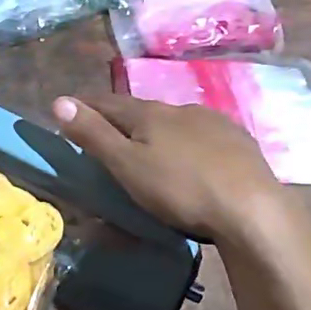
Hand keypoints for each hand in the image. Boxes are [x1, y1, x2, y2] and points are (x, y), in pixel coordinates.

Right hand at [54, 94, 287, 242]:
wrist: (251, 209)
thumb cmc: (180, 188)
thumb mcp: (127, 165)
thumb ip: (93, 134)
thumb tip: (59, 100)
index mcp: (149, 113)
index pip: (107, 102)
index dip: (85, 107)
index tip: (68, 112)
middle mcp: (181, 108)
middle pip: (141, 110)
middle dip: (121, 120)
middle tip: (106, 137)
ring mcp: (214, 122)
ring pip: (174, 123)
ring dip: (156, 132)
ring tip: (149, 151)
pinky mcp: (238, 142)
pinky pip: (201, 137)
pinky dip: (186, 144)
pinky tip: (191, 161)